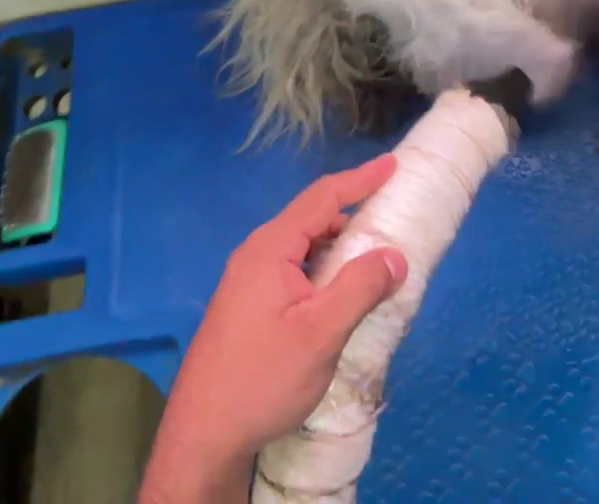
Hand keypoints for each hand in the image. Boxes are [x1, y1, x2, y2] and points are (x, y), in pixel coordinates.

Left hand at [141, 156, 408, 501]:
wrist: (203, 434)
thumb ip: (359, 288)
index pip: (322, 198)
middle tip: (393, 220)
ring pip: (304, 248)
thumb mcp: (321, 333)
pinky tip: (342, 294)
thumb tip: (394, 255)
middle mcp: (257, 254)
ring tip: (376, 260)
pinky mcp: (250, 305)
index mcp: (271, 248)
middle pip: (313, 220)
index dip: (360, 179)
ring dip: (339, 248)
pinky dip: (324, 270)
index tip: (392, 164)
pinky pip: (295, 270)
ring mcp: (250, 280)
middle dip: (353, 215)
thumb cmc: (262, 378)